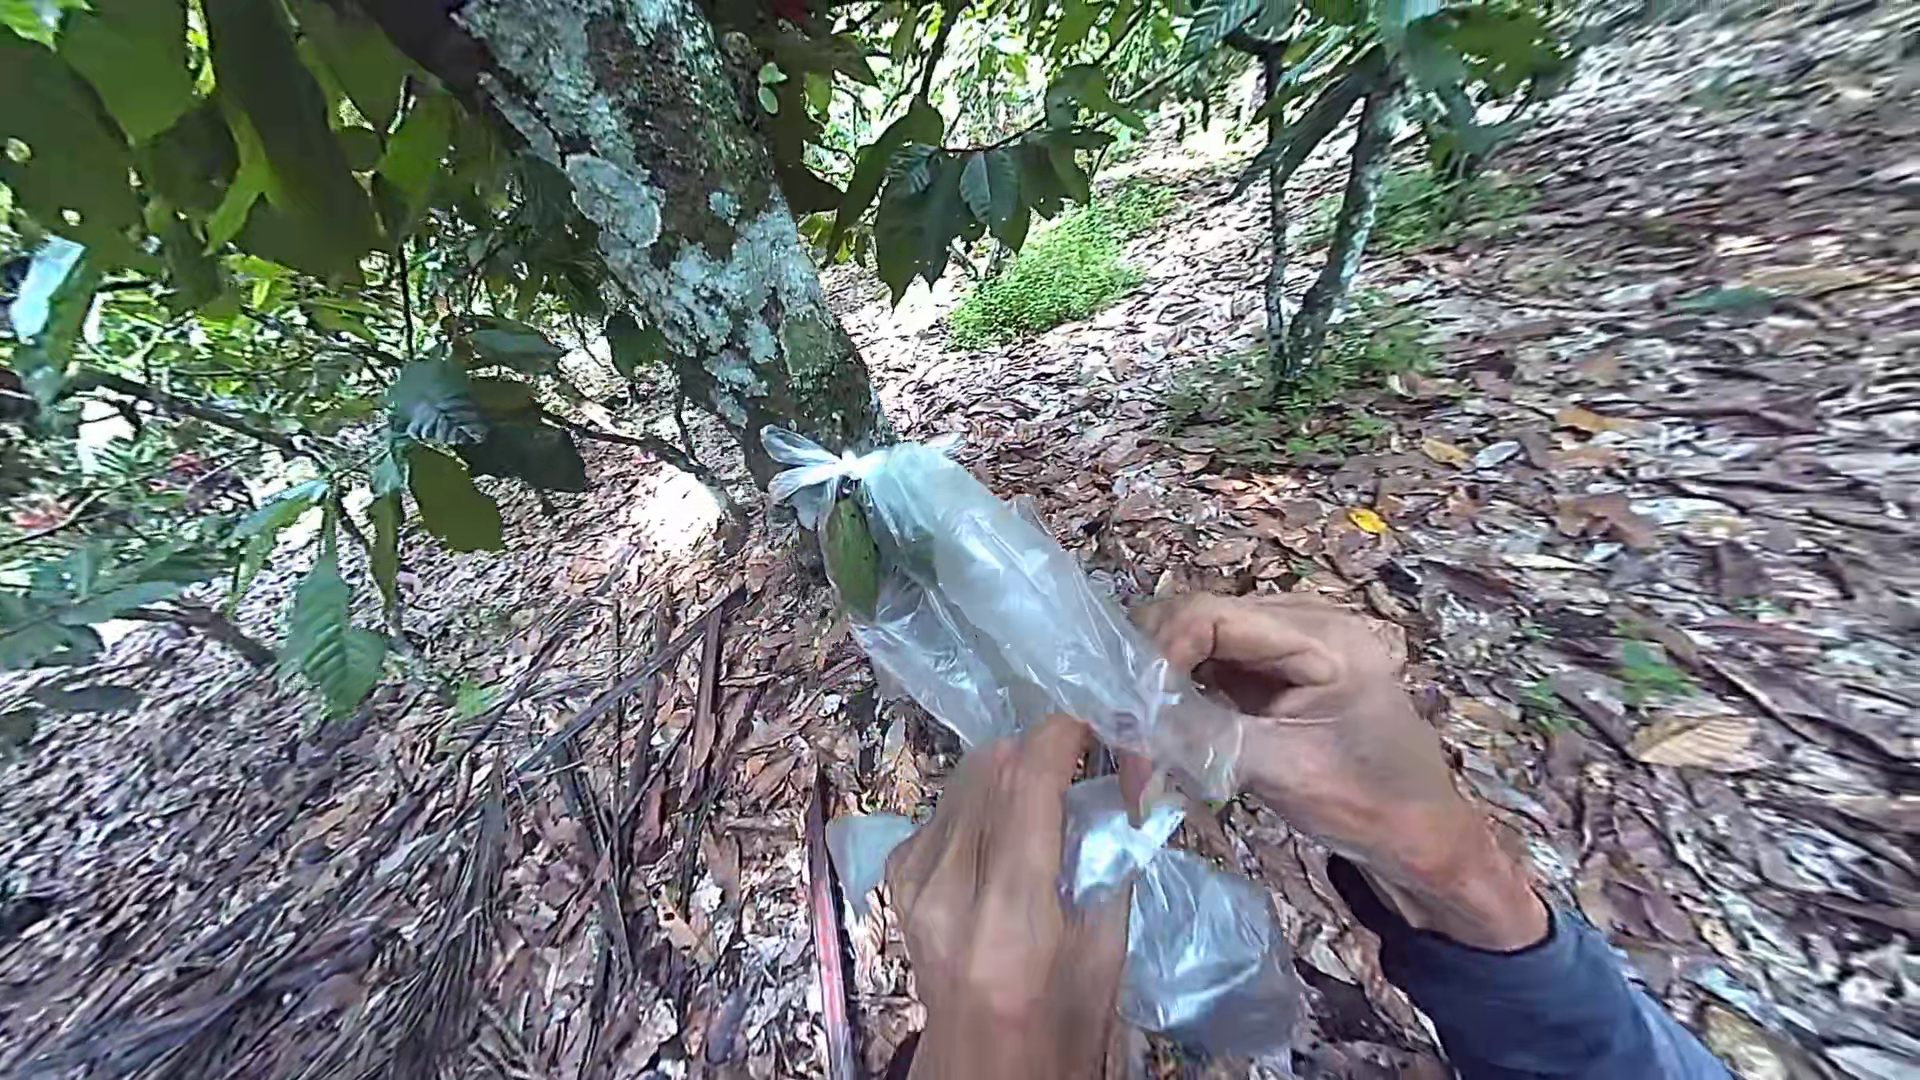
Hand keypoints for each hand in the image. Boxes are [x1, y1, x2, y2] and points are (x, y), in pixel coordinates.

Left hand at [885, 714, 1129, 1078]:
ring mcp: (912, 875)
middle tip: (1069, 762)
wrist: (979, 1068)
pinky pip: (946, 800)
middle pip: (991, 768)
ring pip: (966, 775)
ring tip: (1036, 796)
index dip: (1057, 738)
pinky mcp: (897, 869)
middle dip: (1036, 750)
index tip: (1085, 725)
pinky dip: (980, 796)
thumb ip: (1106, 854)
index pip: (1026, 786)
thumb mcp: (1105, 947)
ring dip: (1008, 769)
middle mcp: (947, 887)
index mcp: (1009, 917)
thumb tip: (1110, 779)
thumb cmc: (1059, 1021)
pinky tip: (997, 829)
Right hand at [1134, 593, 1546, 950]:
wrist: (1422, 839)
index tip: (1131, 716)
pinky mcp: (1262, 660)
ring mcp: (1277, 635)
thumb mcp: (1282, 771)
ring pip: (1185, 636)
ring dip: (1153, 682)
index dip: (1157, 657)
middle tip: (1123, 729)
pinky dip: (1171, 690)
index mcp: (1320, 635)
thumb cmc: (1371, 807)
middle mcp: (1296, 617)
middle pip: (1189, 617)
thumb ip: (1200, 737)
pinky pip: (1198, 658)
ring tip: (1135, 734)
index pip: (1209, 616)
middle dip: (1147, 670)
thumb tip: (1125, 723)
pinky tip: (1161, 725)